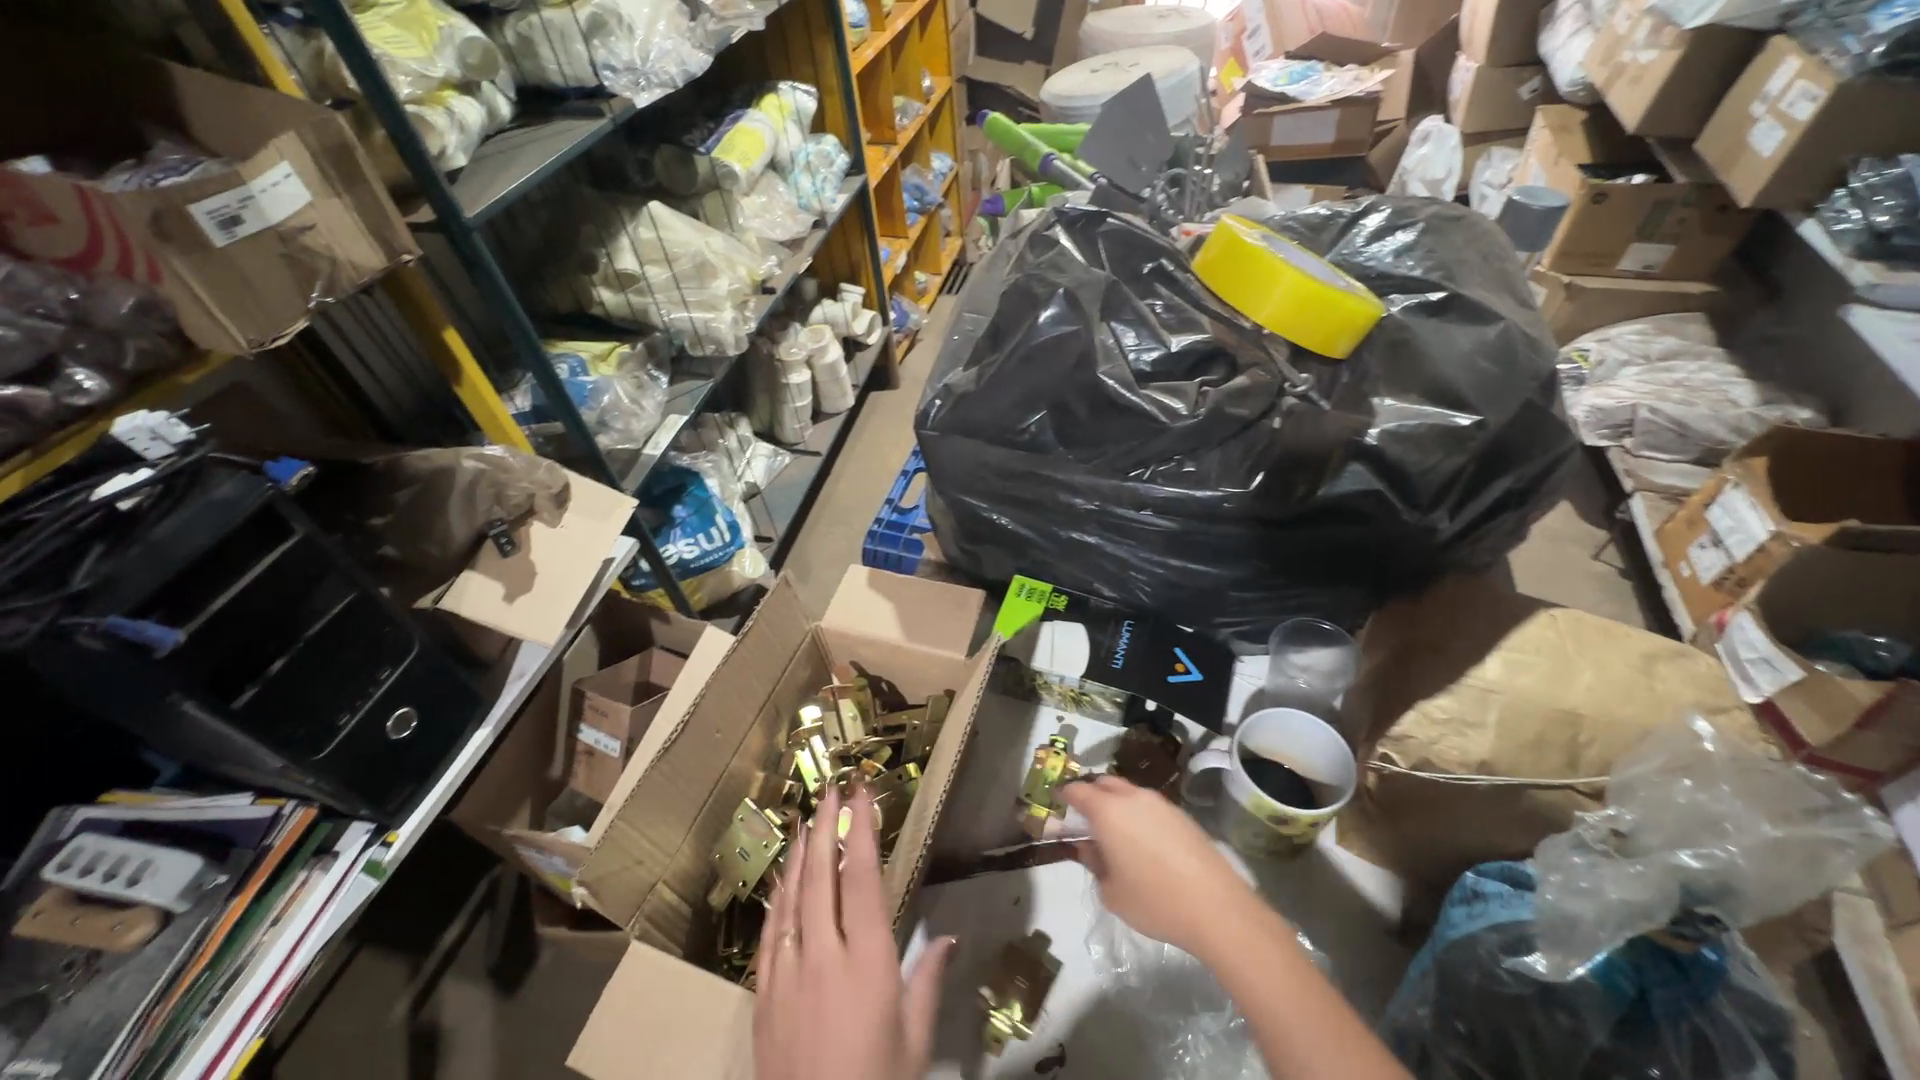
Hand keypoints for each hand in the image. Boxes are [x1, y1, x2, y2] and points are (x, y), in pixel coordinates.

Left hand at [755, 785, 955, 1079]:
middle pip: (822, 876)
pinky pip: (770, 931)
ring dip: (799, 853)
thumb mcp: (914, 1040)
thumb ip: (928, 981)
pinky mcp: (764, 992)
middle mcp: (824, 955)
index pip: (864, 880)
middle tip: (831, 788)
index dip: (862, 831)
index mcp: (868, 962)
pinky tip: (780, 879)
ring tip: (804, 818)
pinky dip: (777, 897)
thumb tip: (951, 938)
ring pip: (792, 896)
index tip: (862, 794)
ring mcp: (788, 971)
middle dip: (826, 827)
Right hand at [1060, 776, 1267, 959]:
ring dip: (1117, 804)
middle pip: (1104, 783)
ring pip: (1130, 793)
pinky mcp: (1183, 816)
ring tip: (1115, 833)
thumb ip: (1094, 864)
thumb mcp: (1111, 892)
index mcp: (1108, 812)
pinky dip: (1139, 815)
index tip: (1058, 805)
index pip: (1078, 790)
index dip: (1064, 795)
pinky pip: (1151, 806)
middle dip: (1091, 794)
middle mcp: (1133, 798)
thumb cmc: (1154, 901)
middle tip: (1085, 818)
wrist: (1216, 907)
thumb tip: (1091, 848)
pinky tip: (1143, 843)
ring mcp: (1162, 804)